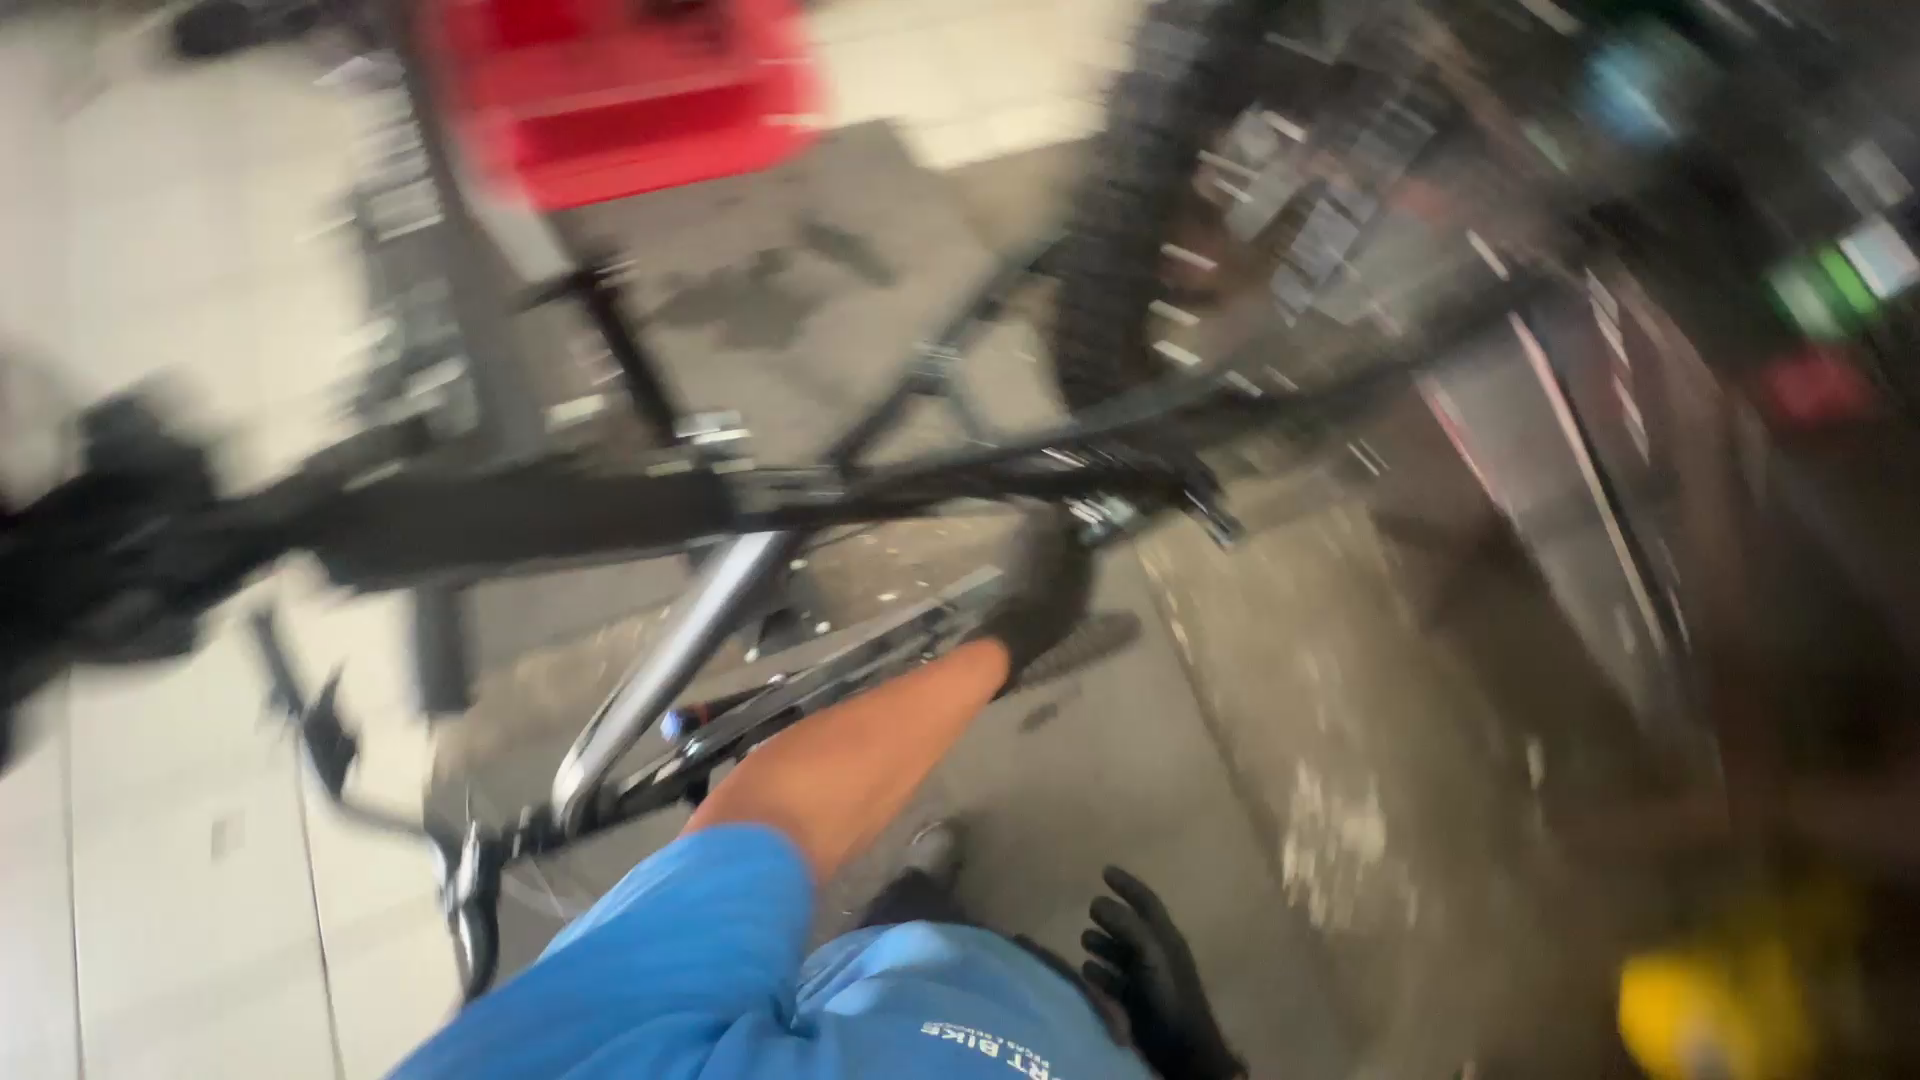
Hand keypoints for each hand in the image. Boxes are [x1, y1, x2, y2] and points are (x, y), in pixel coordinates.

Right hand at [1081, 867, 1242, 1079]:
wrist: (1182, 1049)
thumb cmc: (1169, 995)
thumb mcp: (1150, 953)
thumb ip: (1126, 925)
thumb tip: (1097, 901)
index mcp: (1166, 937)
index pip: (1146, 901)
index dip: (1127, 884)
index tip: (1104, 870)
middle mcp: (1156, 953)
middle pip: (1130, 926)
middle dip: (1109, 916)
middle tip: (1089, 909)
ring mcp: (1147, 978)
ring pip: (1120, 952)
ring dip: (1102, 943)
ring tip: (1084, 939)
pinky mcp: (1138, 1001)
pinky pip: (1115, 980)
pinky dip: (1100, 972)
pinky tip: (1088, 970)